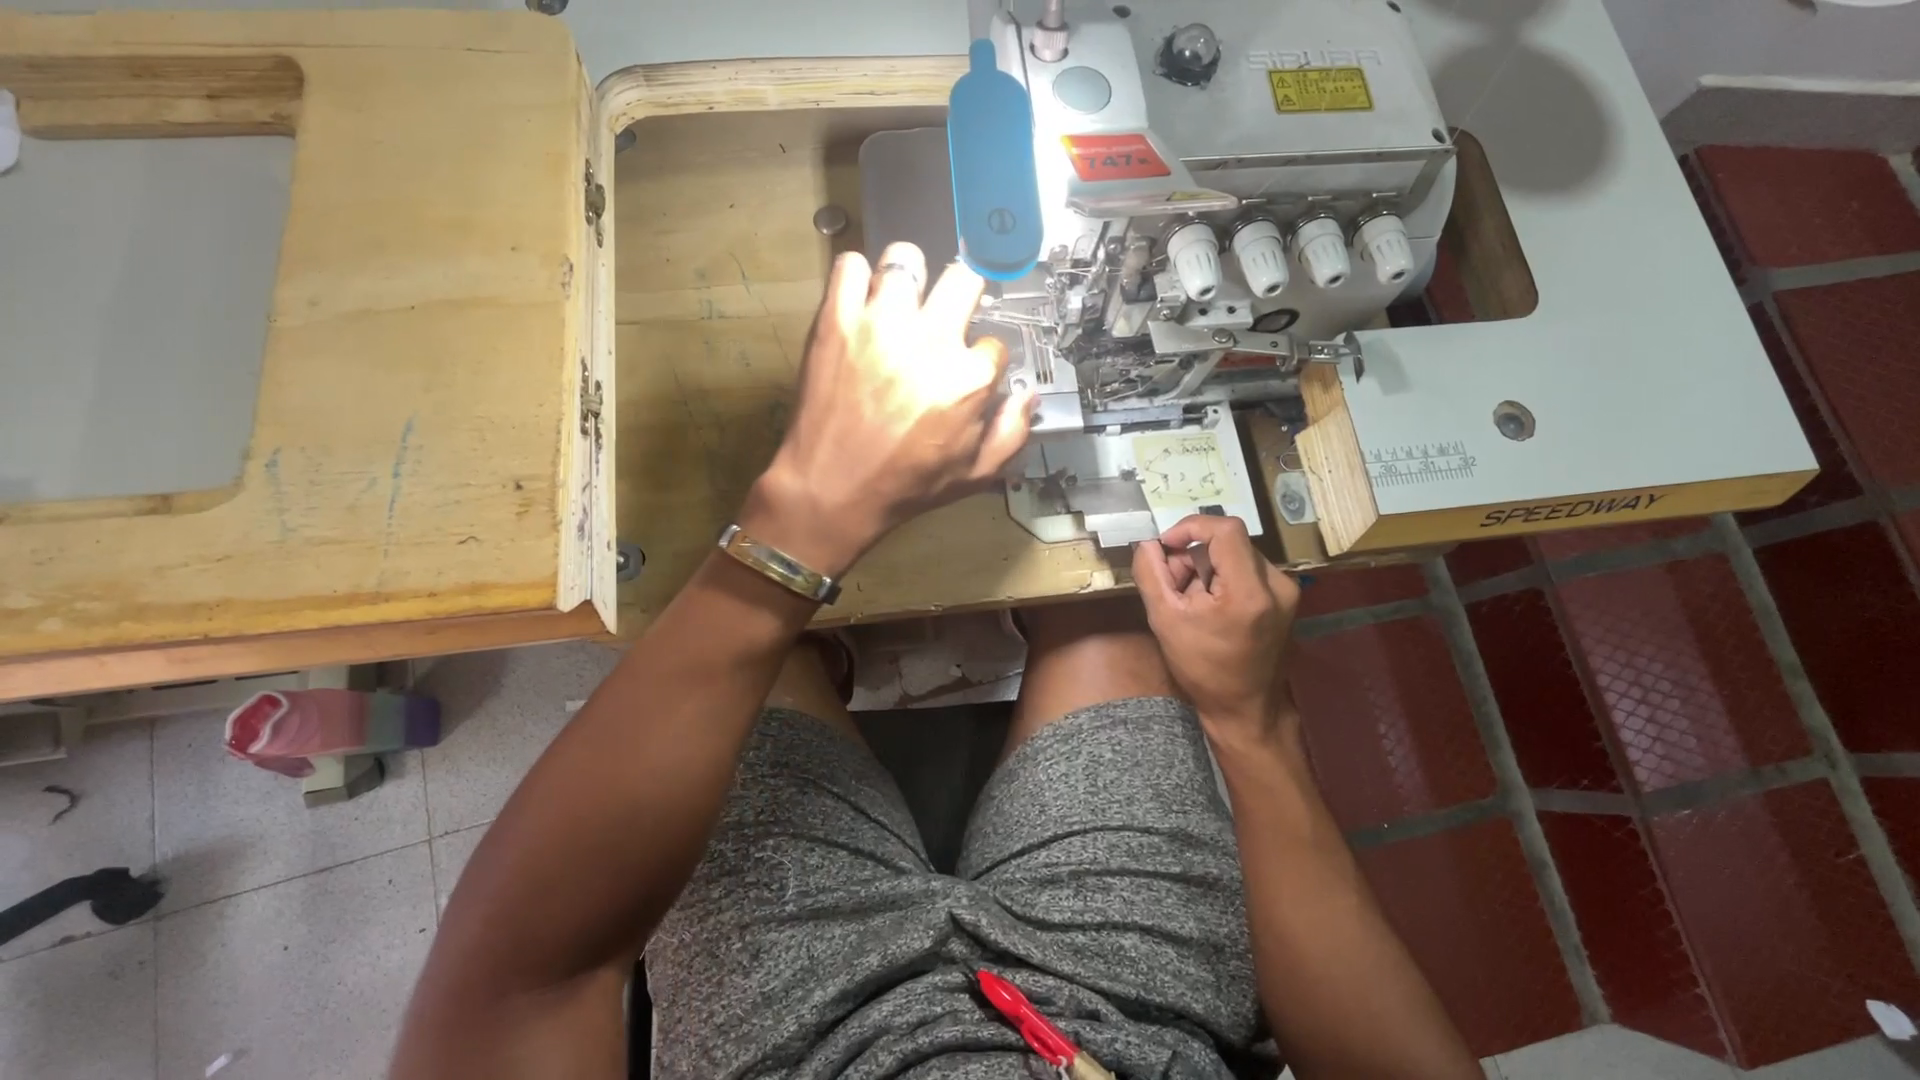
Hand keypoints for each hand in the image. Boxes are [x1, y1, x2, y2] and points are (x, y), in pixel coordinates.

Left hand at [740, 243, 1033, 577]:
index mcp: (968, 379)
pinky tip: (861, 300)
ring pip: (905, 259)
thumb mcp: (975, 475)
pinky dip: (856, 276)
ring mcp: (880, 324)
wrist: (829, 491)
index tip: (966, 369)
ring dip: (908, 278)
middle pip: (963, 279)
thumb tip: (1028, 396)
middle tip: (945, 314)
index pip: (994, 344)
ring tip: (901, 302)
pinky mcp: (837, 320)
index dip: (983, 358)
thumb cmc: (904, 487)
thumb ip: (1012, 433)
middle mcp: (930, 340)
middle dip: (963, 294)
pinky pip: (849, 266)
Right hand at [1133, 514, 1301, 749]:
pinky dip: (1223, 579)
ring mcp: (1286, 591)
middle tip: (1172, 584)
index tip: (1165, 547)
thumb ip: (1151, 575)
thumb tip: (1147, 544)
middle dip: (1193, 555)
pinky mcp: (1286, 599)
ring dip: (1206, 568)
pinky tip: (1210, 607)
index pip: (1225, 529)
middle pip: (1228, 543)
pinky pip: (1248, 570)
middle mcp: (1277, 584)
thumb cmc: (1203, 670)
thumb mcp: (1165, 621)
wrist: (1246, 709)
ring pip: (1237, 555)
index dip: (1190, 528)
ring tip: (1190, 601)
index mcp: (1250, 590)